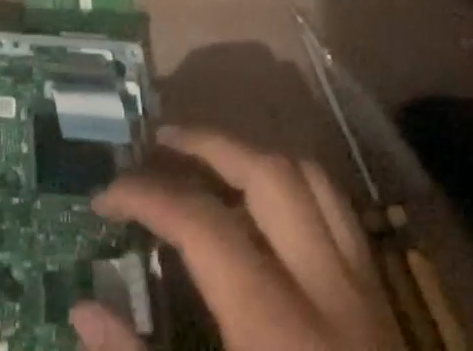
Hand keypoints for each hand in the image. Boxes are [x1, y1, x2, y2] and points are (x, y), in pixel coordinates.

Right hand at [71, 126, 401, 350]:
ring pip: (316, 185)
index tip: (102, 199)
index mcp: (278, 328)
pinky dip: (296, 191)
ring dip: (254, 158)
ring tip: (206, 159)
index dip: (144, 196)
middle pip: (270, 177)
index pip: (202, 224)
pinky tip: (264, 209)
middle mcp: (329, 295)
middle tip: (156, 144)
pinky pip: (341, 218)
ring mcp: (368, 297)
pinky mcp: (387, 311)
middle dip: (207, 146)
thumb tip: (85, 311)